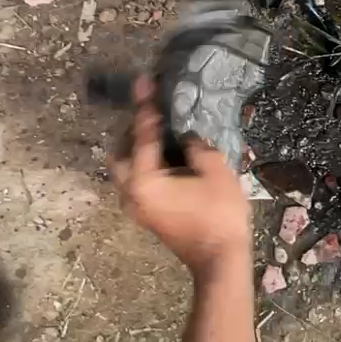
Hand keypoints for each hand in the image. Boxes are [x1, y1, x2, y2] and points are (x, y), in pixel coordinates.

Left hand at [111, 77, 251, 277]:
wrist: (219, 260)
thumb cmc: (219, 214)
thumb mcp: (214, 169)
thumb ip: (196, 146)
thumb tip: (186, 137)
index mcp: (144, 180)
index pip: (142, 134)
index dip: (146, 105)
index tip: (145, 81)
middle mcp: (131, 192)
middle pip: (120, 151)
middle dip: (133, 128)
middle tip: (152, 108)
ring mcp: (137, 206)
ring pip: (126, 167)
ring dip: (137, 146)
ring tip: (158, 128)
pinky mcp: (147, 213)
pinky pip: (136, 178)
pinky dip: (144, 161)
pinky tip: (165, 152)